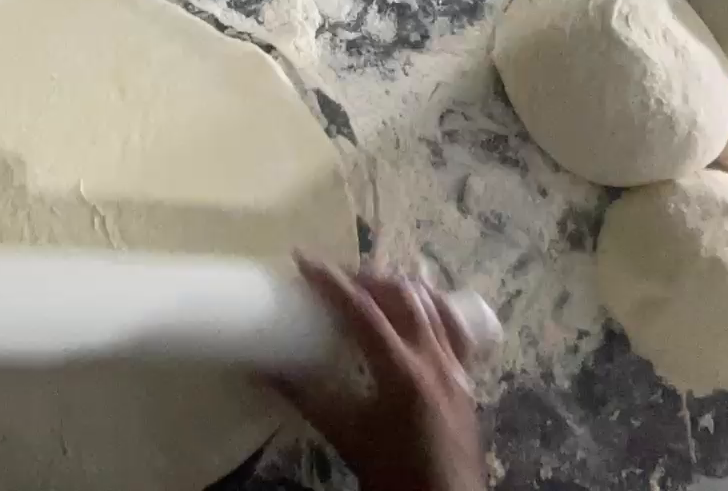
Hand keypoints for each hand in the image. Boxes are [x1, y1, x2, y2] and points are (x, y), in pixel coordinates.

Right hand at [270, 257, 484, 490]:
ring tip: (369, 284)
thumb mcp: (344, 435)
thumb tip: (260, 367)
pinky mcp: (468, 380)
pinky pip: (455, 328)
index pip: (362, 309)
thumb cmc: (393, 474)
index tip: (302, 259)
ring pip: (432, 305)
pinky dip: (433, 306)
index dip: (330, 280)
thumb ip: (304, 396)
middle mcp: (434, 361)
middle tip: (333, 275)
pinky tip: (416, 303)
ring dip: (398, 285)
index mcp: (402, 373)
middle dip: (364, 276)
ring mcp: (457, 369)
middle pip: (400, 296)